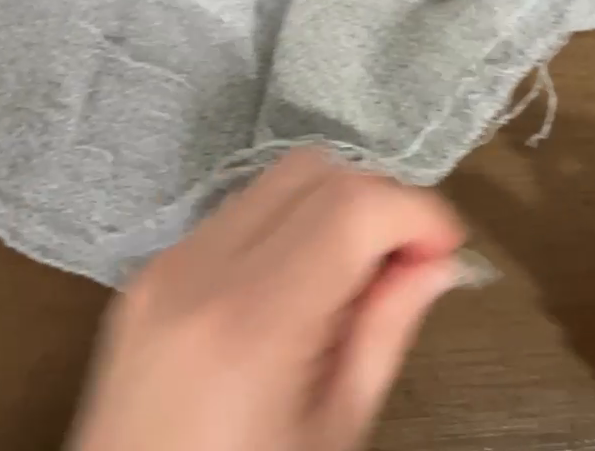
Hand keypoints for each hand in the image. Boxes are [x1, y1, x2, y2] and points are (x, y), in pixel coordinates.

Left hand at [66, 148, 468, 450]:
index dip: (414, 211)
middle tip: (404, 259)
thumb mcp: (333, 433)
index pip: (351, 207)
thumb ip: (386, 330)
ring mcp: (164, 264)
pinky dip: (286, 225)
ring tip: (351, 276)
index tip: (445, 246)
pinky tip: (299, 283)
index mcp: (248, 324)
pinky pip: (237, 212)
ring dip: (330, 207)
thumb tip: (436, 261)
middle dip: (374, 199)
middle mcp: (196, 272)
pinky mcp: (150, 269)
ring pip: (274, 179)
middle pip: (311, 170)